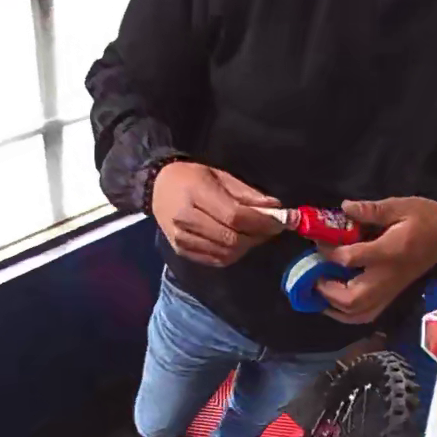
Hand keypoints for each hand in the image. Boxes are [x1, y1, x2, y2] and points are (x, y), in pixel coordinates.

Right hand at [150, 161, 282, 266]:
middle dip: (257, 237)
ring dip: (247, 247)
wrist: (156, 188)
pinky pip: (215, 260)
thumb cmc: (190, 177)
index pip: (235, 216)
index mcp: (195, 194)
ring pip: (225, 253)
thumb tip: (275, 208)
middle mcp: (186, 220)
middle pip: (231, 238)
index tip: (280, 221)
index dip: (261, 222)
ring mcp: (182, 239)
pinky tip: (239, 243)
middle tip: (271, 229)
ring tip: (256, 235)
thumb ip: (247, 194)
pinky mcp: (182, 251)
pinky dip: (233, 254)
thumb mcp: (220, 175)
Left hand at [314, 197, 436, 323]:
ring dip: (332, 305)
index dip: (329, 252)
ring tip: (320, 289)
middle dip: (327, 289)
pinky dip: (345, 315)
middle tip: (314, 275)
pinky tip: (331, 304)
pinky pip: (363, 316)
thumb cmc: (425, 219)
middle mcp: (386, 278)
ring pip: (356, 312)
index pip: (350, 258)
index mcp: (389, 253)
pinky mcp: (389, 297)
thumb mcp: (401, 205)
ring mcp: (388, 291)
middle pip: (352, 298)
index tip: (317, 242)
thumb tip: (344, 207)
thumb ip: (371, 209)